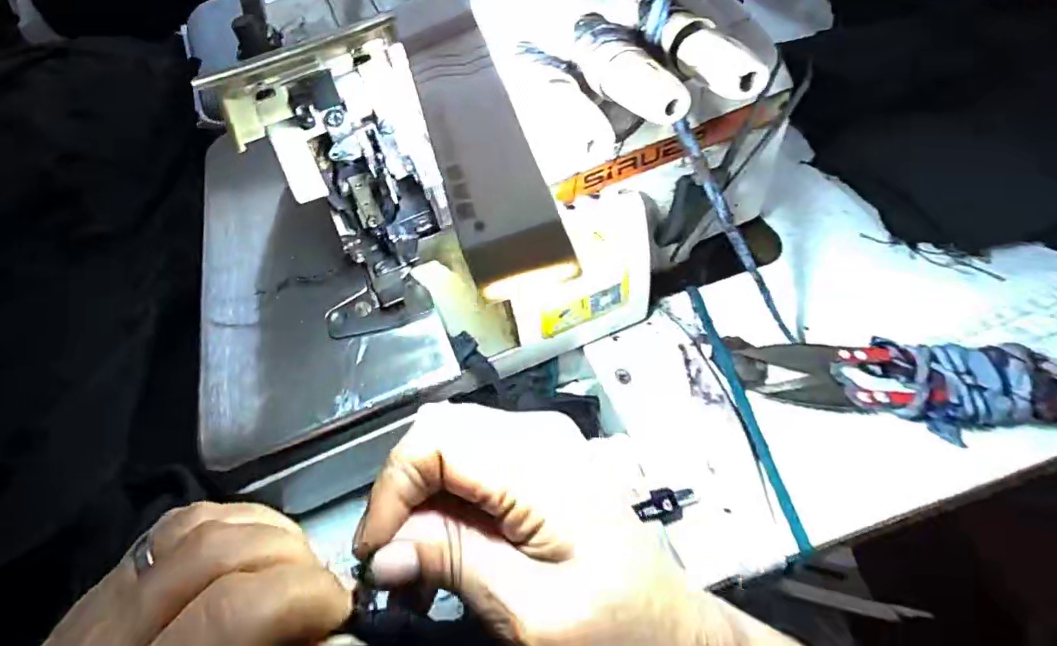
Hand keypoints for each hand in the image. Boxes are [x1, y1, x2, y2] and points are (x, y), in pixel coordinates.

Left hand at [45, 501, 350, 645]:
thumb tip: (339, 640)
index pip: (229, 612)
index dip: (299, 598)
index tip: (341, 613)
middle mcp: (115, 630)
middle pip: (212, 552)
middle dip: (286, 556)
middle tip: (323, 588)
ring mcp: (103, 596)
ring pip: (190, 524)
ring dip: (258, 529)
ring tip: (295, 561)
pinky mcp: (104, 580)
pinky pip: (169, 524)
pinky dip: (223, 520)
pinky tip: (251, 542)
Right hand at [352, 403, 789, 645]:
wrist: (682, 637)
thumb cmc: (623, 632)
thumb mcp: (535, 616)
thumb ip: (455, 565)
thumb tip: (381, 552)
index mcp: (538, 463)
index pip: (433, 442)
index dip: (391, 490)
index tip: (374, 550)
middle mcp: (533, 432)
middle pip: (434, 433)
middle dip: (400, 492)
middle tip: (387, 558)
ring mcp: (535, 438)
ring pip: (444, 440)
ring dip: (417, 495)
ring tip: (411, 560)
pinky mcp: (533, 454)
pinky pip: (467, 455)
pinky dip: (442, 495)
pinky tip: (441, 542)